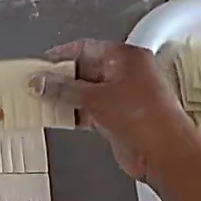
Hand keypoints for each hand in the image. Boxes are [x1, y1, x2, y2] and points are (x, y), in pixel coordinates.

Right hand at [30, 39, 200, 181]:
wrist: (164, 153)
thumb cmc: (144, 117)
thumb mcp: (96, 97)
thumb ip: (64, 89)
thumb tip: (41, 81)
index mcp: (126, 57)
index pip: (87, 48)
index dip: (62, 55)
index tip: (41, 63)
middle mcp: (126, 74)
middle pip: (85, 70)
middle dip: (61, 78)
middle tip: (37, 84)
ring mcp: (122, 97)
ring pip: (86, 92)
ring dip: (65, 97)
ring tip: (40, 100)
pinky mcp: (118, 119)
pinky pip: (90, 111)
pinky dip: (74, 113)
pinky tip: (56, 116)